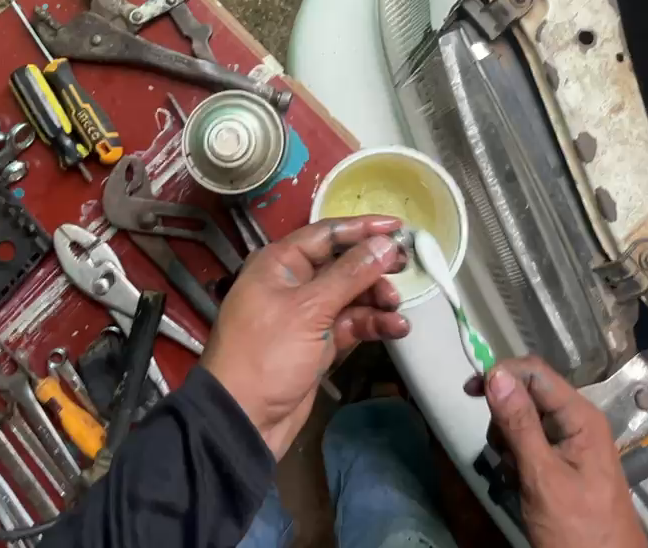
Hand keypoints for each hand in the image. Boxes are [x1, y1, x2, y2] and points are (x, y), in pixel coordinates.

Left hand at [200, 215, 410, 454]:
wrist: (242, 421)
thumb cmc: (268, 353)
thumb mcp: (310, 310)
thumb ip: (350, 275)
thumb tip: (384, 244)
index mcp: (280, 263)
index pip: (328, 234)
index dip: (363, 228)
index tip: (398, 227)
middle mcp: (293, 282)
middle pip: (342, 263)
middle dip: (373, 266)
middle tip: (405, 267)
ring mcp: (306, 314)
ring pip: (350, 294)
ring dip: (376, 298)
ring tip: (396, 307)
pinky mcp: (317, 343)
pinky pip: (350, 323)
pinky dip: (371, 323)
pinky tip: (396, 328)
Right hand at [473, 356, 645, 547]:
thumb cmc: (578, 531)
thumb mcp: (542, 477)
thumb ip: (519, 424)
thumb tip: (495, 373)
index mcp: (581, 415)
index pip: (535, 372)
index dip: (502, 373)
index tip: (469, 391)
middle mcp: (578, 420)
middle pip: (529, 393)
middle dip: (505, 415)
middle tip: (499, 449)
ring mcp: (572, 442)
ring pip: (526, 418)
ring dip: (509, 439)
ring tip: (512, 472)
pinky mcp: (565, 462)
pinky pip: (532, 442)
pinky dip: (517, 455)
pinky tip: (517, 479)